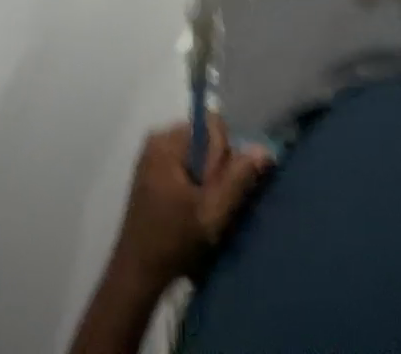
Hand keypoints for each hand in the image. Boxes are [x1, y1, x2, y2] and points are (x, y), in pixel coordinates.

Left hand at [112, 115, 271, 288]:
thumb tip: (264, 149)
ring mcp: (153, 157)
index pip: (214, 127)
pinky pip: (188, 167)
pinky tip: (193, 213)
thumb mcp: (212, 212)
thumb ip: (239, 179)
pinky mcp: (153, 174)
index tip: (217, 189)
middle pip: (207, 141)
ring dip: (209, 182)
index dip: (225, 157)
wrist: (136, 274)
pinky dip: (196, 186)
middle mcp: (158, 140)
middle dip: (217, 171)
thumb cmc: (172, 240)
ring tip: (202, 212)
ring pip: (200, 157)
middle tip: (211, 205)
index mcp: (167, 141)